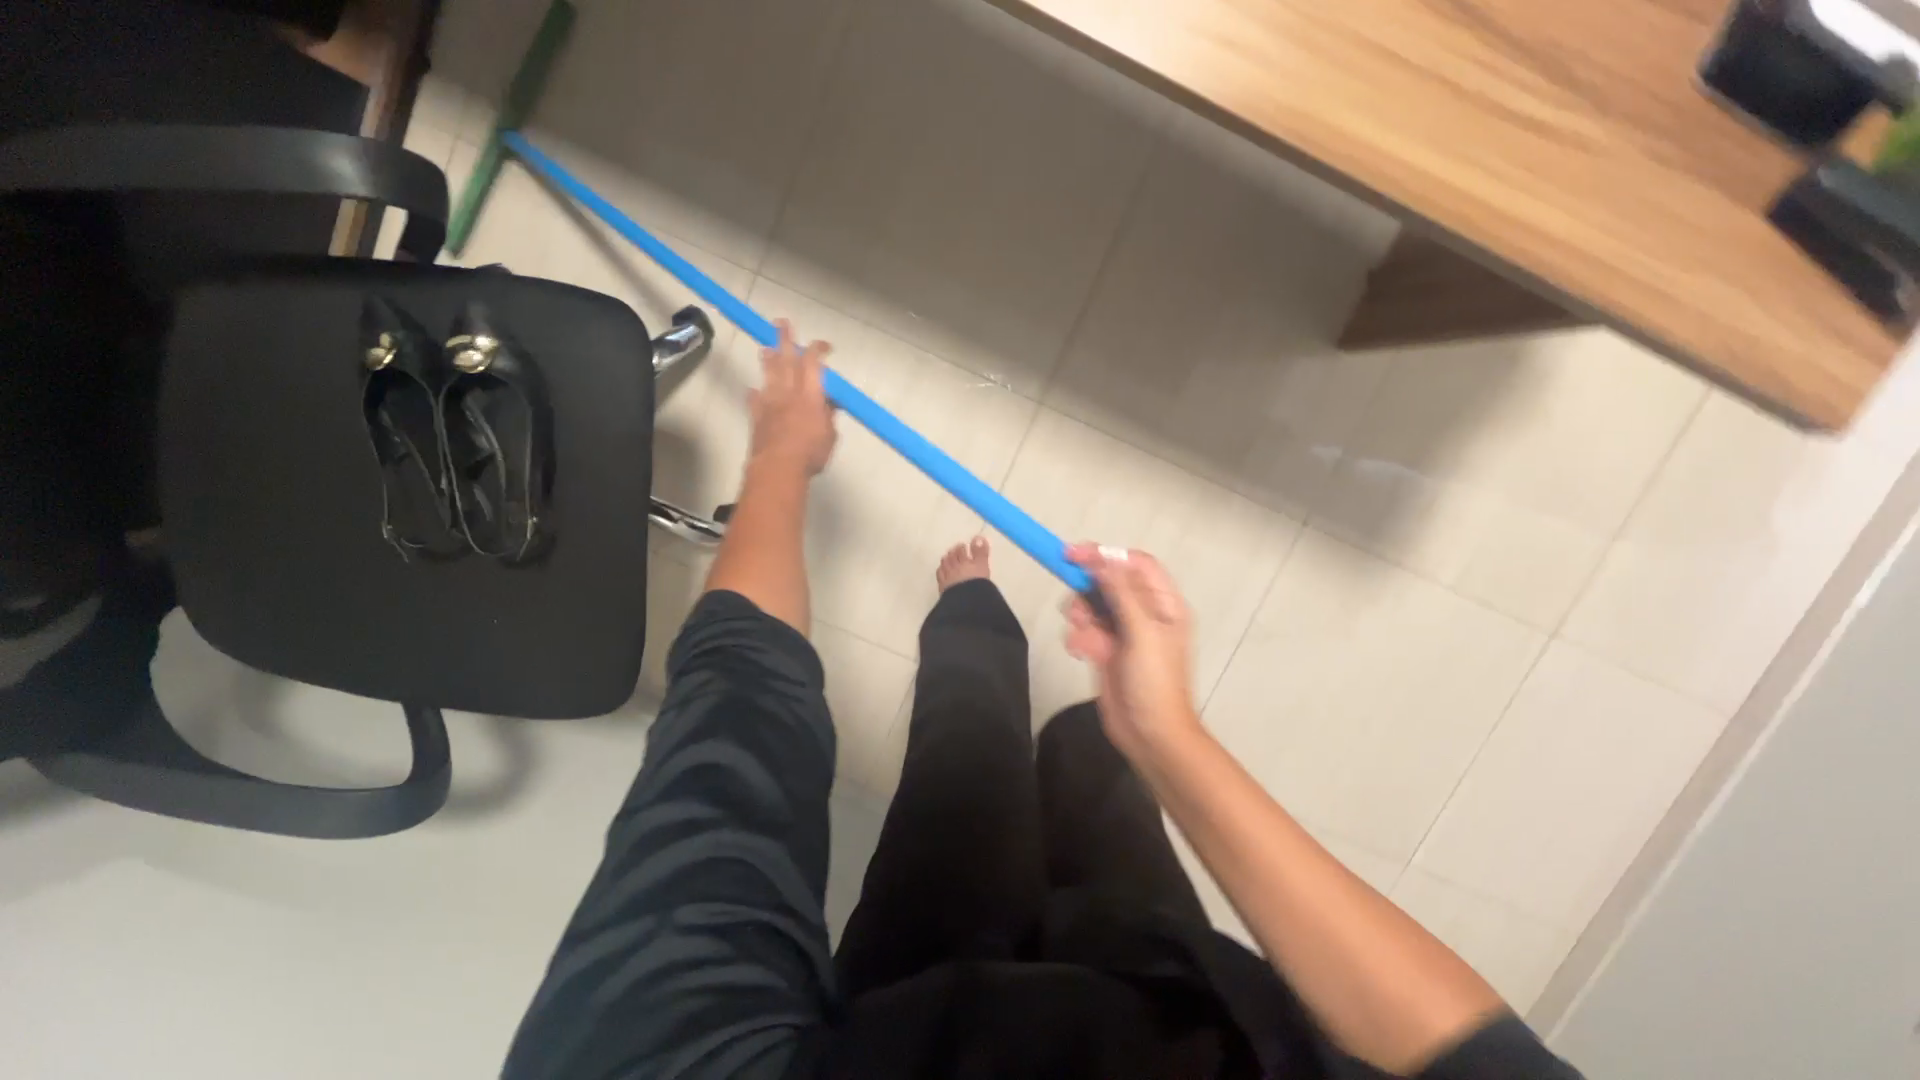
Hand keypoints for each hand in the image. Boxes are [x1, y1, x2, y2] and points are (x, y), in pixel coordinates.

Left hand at [748, 320, 837, 476]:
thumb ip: (828, 416)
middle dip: (785, 339)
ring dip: (768, 360)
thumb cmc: (811, 453)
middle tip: (781, 322)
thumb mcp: (830, 435)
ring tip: (766, 348)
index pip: (813, 363)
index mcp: (811, 395)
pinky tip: (753, 390)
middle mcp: (789, 392)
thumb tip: (829, 404)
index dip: (818, 349)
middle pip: (786, 360)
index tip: (824, 345)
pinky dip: (755, 394)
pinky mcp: (757, 416)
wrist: (778, 467)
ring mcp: (770, 403)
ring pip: (769, 375)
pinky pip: (754, 400)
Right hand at [1062, 544, 1205, 758]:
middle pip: (1108, 581)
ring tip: (1082, 636)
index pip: (1135, 564)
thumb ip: (1121, 592)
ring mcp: (1123, 632)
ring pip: (1091, 605)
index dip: (1106, 555)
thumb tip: (1103, 557)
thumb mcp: (1143, 631)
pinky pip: (1084, 630)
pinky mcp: (1104, 650)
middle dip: (1087, 589)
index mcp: (1164, 603)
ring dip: (1080, 616)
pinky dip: (1078, 638)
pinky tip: (1081, 653)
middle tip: (1073, 602)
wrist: (1149, 734)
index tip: (1074, 554)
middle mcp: (1145, 612)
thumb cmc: (1155, 681)